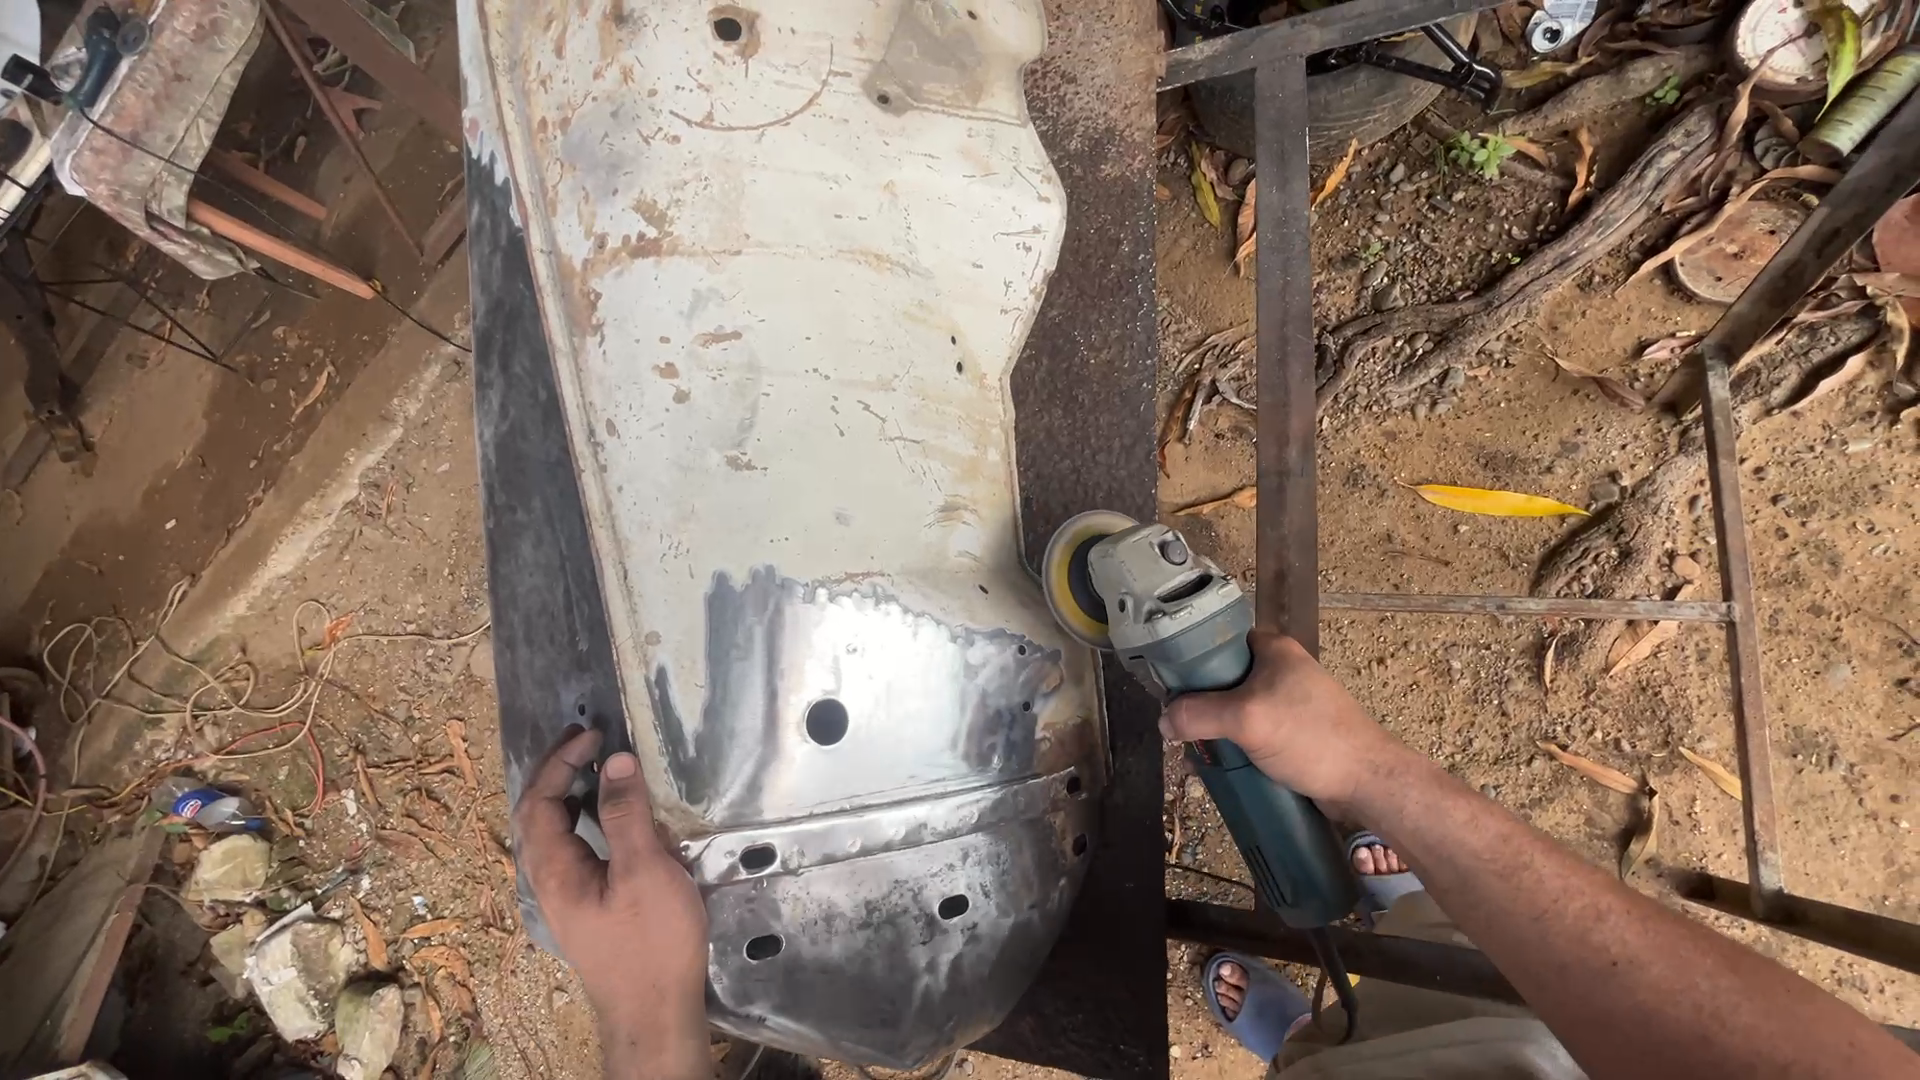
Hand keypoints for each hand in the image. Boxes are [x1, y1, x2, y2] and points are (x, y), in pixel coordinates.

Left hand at [511, 725, 708, 1079]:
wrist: (655, 1010)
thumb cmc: (650, 939)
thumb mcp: (643, 870)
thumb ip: (625, 814)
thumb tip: (615, 760)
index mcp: (553, 871)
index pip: (540, 802)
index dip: (561, 762)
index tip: (593, 732)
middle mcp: (550, 880)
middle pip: (537, 815)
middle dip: (558, 771)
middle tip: (588, 738)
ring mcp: (568, 895)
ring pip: (554, 833)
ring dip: (570, 792)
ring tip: (597, 766)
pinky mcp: (590, 904)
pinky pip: (576, 847)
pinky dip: (587, 817)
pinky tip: (614, 816)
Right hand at [1161, 632, 1412, 818]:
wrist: (1367, 784)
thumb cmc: (1311, 737)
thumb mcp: (1246, 719)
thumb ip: (1198, 715)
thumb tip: (1163, 723)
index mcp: (1272, 649)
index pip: (1217, 642)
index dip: (1189, 662)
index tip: (1169, 688)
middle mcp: (1279, 669)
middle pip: (1221, 680)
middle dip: (1197, 705)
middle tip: (1179, 727)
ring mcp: (1287, 702)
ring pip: (1233, 710)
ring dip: (1212, 731)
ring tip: (1194, 752)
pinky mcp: (1292, 732)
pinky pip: (1250, 732)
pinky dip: (1232, 746)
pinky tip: (1217, 765)